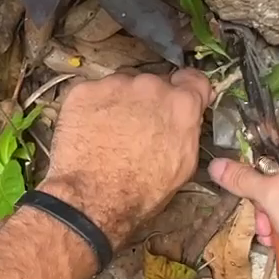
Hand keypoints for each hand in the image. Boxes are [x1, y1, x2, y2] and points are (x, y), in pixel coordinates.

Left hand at [38, 69, 212, 246]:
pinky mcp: (86, 91)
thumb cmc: (140, 190)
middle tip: (138, 129)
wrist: (94, 197)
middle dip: (149, 102)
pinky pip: (93, 93)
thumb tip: (186, 120)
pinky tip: (91, 131)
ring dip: (120, 103)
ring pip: (122, 86)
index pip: (193, 80)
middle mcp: (151, 87)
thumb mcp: (183, 164)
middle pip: (154, 84)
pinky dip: (92, 108)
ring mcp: (116, 86)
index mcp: (181, 104)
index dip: (186, 90)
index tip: (180, 97)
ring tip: (111, 134)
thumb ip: (188, 130)